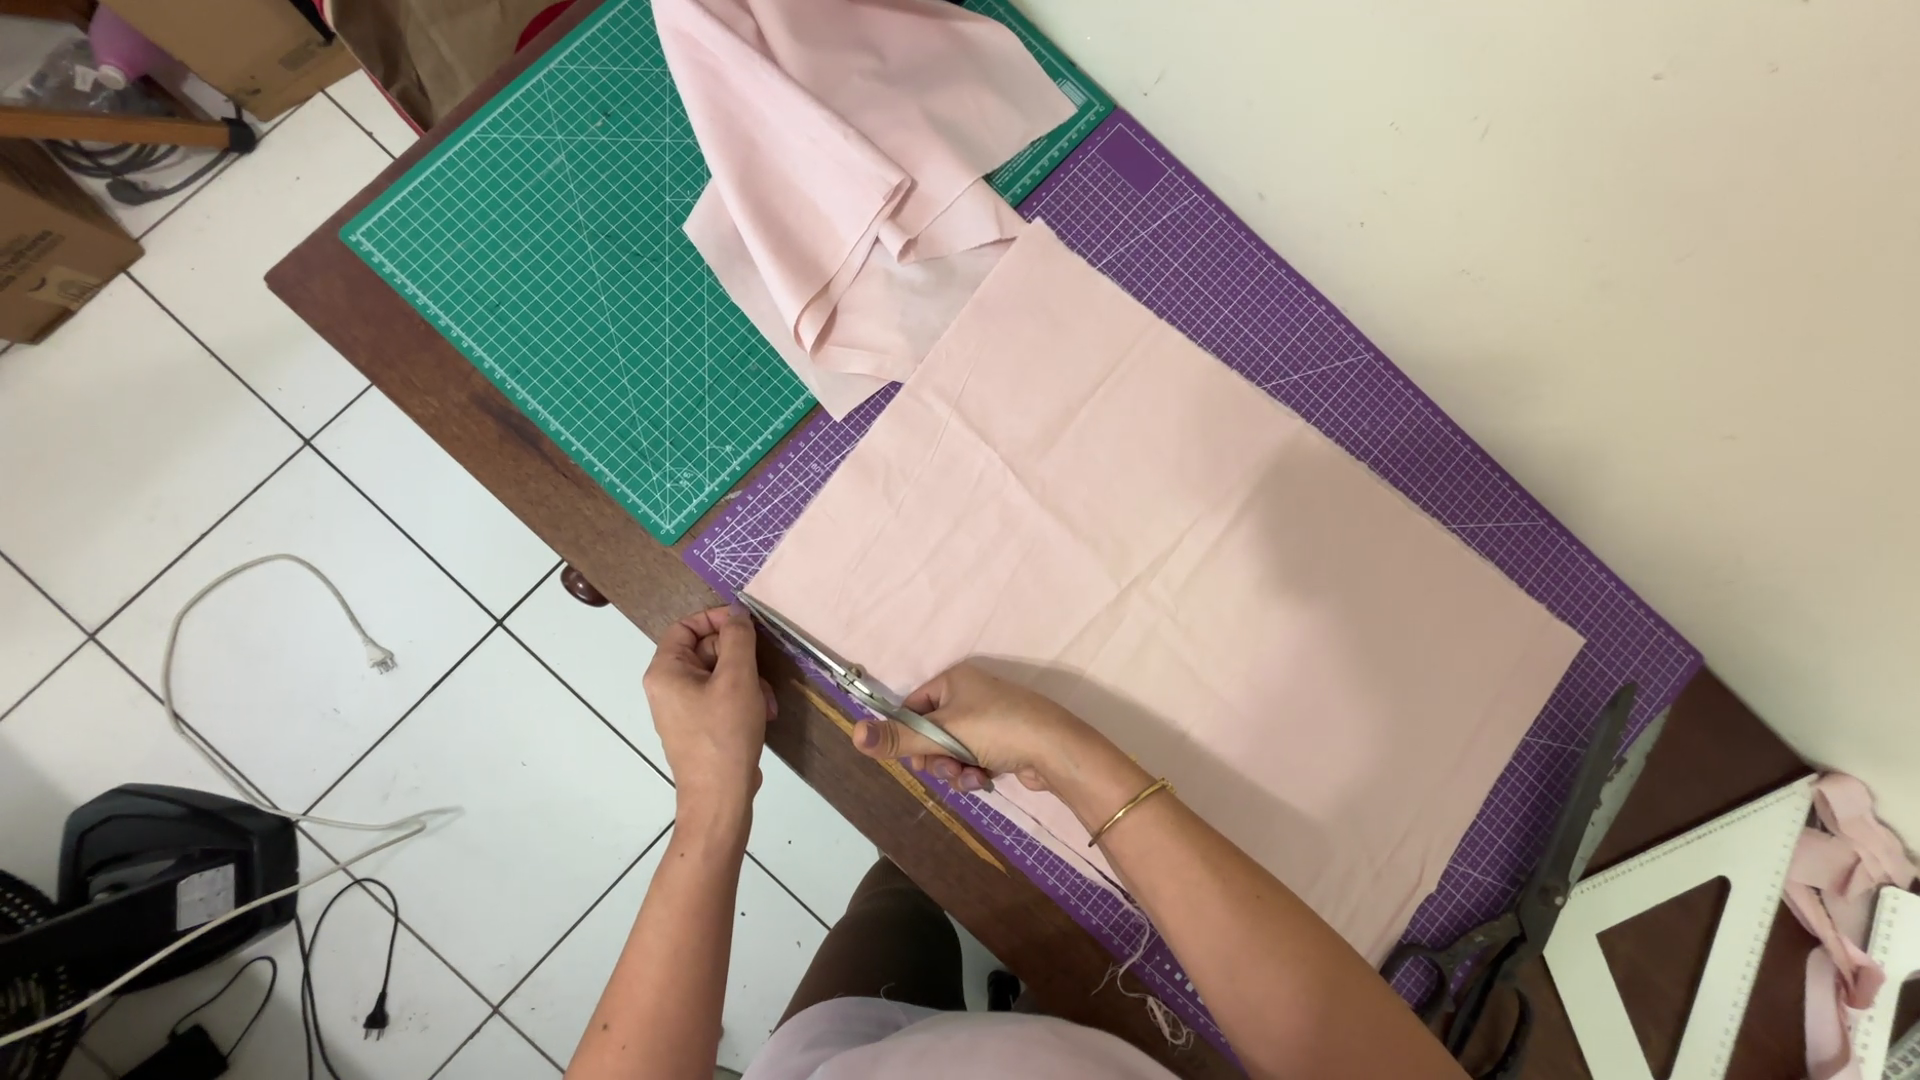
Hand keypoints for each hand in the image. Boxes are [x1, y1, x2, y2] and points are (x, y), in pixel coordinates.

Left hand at [643, 605, 776, 812]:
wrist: (721, 795)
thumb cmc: (725, 732)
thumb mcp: (738, 677)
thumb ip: (738, 638)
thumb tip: (737, 615)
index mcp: (665, 671)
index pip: (686, 626)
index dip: (716, 619)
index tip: (748, 625)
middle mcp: (668, 687)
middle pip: (707, 651)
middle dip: (741, 658)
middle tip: (764, 671)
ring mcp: (683, 709)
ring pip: (721, 675)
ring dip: (749, 681)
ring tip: (767, 702)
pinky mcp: (700, 726)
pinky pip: (722, 698)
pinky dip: (745, 700)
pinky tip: (764, 714)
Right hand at [850, 663, 1088, 794]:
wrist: (1056, 750)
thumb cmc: (998, 729)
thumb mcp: (943, 734)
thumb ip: (899, 739)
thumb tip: (854, 734)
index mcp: (954, 680)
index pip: (912, 707)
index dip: (907, 735)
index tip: (911, 757)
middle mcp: (970, 694)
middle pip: (930, 733)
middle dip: (934, 758)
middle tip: (945, 768)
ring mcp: (988, 719)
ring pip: (950, 751)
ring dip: (953, 770)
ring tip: (970, 776)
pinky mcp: (1002, 743)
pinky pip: (971, 760)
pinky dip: (973, 773)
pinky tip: (985, 780)